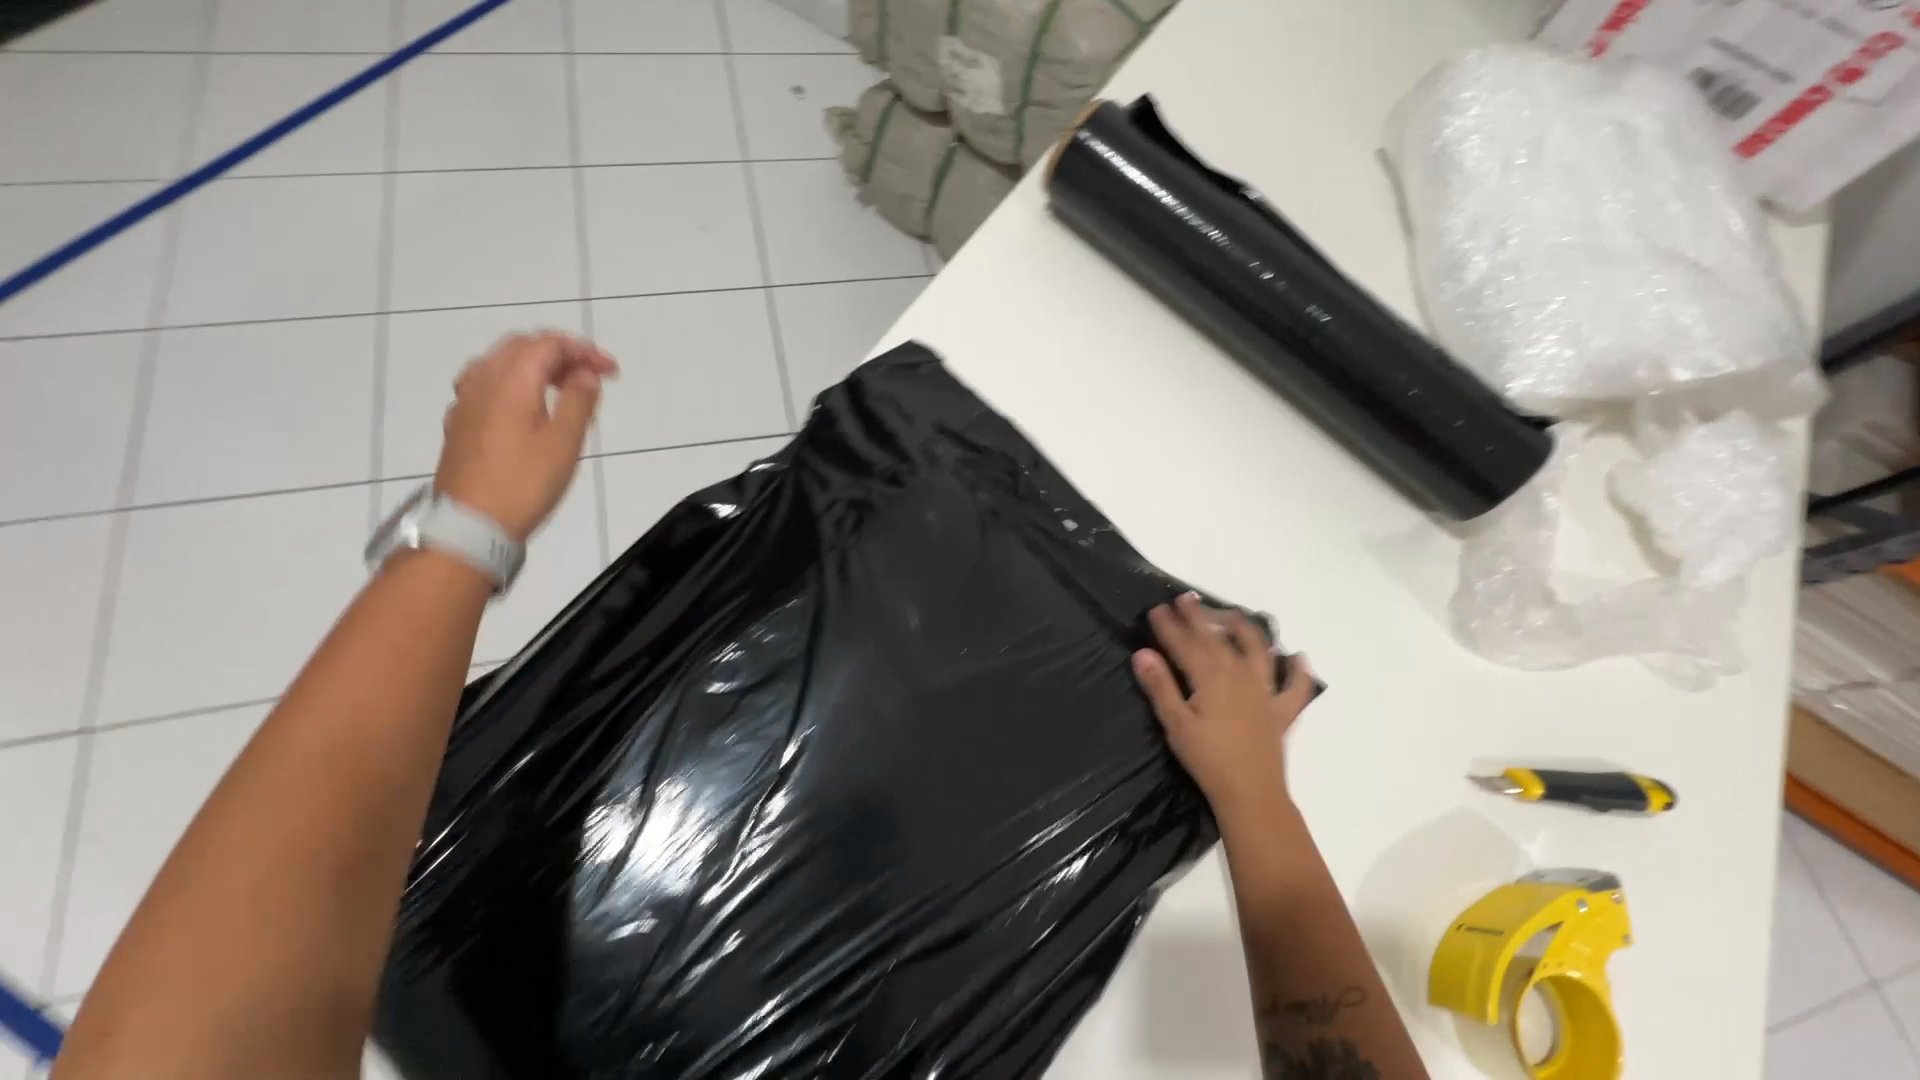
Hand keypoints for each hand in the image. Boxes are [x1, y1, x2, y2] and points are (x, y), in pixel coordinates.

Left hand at [436, 331, 617, 542]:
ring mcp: (466, 401)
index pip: (548, 344)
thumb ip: (578, 401)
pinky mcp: (459, 422)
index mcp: (511, 381)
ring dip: (535, 365)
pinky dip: (514, 382)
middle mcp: (483, 380)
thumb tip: (586, 374)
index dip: (584, 350)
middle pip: (522, 346)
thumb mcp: (564, 443)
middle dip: (560, 353)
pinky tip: (526, 408)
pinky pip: (486, 384)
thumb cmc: (525, 483)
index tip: (612, 372)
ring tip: (561, 388)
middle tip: (591, 376)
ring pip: (500, 362)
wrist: (470, 524)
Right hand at [1132, 592, 1315, 813]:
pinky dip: (1299, 671)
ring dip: (1245, 630)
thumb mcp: (1175, 724)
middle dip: (1199, 619)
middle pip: (1217, 641)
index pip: (1185, 645)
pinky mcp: (1282, 712)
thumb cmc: (1207, 760)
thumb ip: (1160, 686)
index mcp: (1211, 678)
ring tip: (1234, 615)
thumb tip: (1142, 653)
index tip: (1157, 609)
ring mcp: (1265, 692)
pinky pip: (1295, 687)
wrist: (1251, 793)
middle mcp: (1240, 676)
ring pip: (1257, 651)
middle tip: (1186, 599)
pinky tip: (1298, 657)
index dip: (1169, 627)